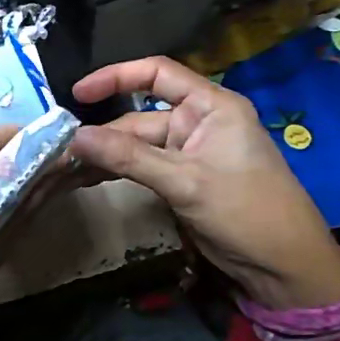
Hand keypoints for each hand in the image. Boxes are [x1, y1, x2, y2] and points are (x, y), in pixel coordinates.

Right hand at [68, 57, 339, 308]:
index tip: (78, 94)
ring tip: (63, 169)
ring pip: (136, 147)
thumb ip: (128, 157)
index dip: (116, 77)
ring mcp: (189, 154)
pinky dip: (118, 173)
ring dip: (104, 157)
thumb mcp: (185, 181)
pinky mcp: (182, 182)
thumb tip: (74, 138)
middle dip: (101, 134)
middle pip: (139, 118)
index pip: (157, 75)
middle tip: (57, 152)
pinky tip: (86, 181)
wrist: (282, 265)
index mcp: (210, 106)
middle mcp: (199, 123)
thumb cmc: (246, 211)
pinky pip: (142, 169)